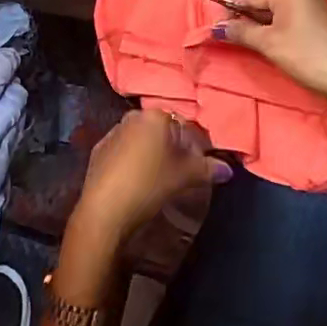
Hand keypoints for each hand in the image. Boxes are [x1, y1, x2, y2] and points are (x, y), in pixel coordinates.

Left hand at [69, 110, 229, 249]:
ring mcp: (113, 132)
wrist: (104, 209)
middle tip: (182, 171)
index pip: (184, 124)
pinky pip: (124, 151)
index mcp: (154, 116)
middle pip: (162, 130)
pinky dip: (134, 160)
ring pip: (142, 139)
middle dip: (174, 147)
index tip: (201, 163)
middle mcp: (132, 117)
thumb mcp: (184, 176)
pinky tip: (138, 180)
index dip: (196, 144)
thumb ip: (207, 168)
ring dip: (153, 153)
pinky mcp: (99, 150)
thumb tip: (227, 169)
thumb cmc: (149, 184)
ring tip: (161, 178)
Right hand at [211, 0, 326, 110]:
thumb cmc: (307, 57)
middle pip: (264, 1)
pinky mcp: (323, 20)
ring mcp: (316, 4)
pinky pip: (291, 18)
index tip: (216, 29)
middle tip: (231, 39)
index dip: (230, 11)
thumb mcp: (269, 44)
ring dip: (261, 26)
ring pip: (277, 11)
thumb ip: (240, 32)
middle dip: (246, 19)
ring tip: (250, 44)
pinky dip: (277, 29)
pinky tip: (272, 44)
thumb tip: (216, 27)